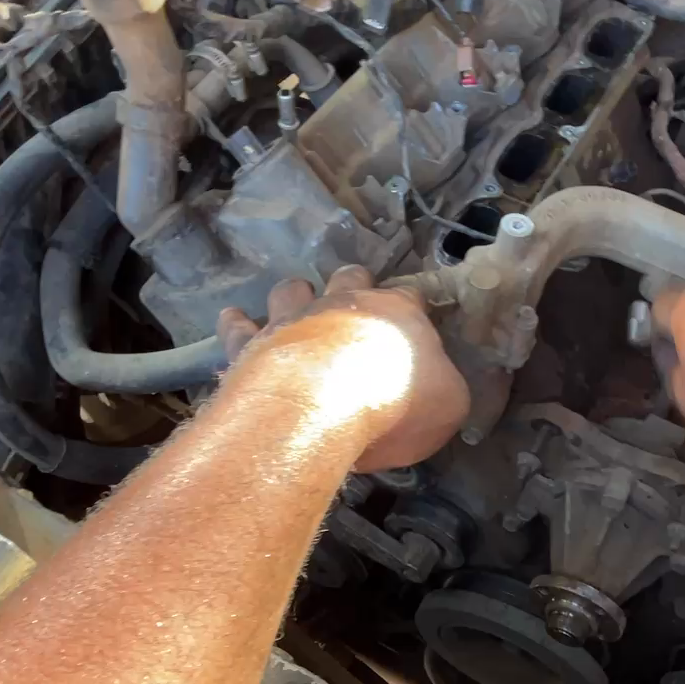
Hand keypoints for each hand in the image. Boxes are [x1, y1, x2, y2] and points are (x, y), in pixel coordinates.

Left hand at [218, 265, 468, 470]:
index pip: (412, 296)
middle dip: (353, 286)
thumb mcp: (450, 404)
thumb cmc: (398, 404)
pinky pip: (241, 327)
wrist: (325, 406)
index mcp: (399, 313)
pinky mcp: (256, 342)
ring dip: (297, 296)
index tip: (414, 319)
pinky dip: (238, 324)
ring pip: (294, 289)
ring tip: (296, 309)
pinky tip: (235, 321)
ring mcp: (296, 317)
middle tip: (354, 305)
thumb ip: (445, 388)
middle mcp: (345, 303)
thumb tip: (440, 386)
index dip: (413, 306)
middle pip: (350, 277)